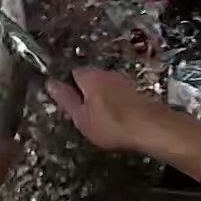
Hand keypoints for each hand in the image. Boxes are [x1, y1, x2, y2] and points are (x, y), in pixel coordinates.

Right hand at [47, 68, 194, 153]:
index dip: (68, 87)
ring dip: (101, 100)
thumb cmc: (111, 125)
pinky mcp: (135, 91)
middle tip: (84, 116)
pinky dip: (114, 104)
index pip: (72, 73)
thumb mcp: (81, 117)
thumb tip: (50, 83)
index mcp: (90, 76)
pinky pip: (117, 94)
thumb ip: (66, 99)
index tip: (68, 104)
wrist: (150, 128)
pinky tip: (116, 120)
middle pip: (89, 79)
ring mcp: (123, 81)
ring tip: (100, 121)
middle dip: (85, 94)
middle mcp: (107, 73)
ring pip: (105, 87)